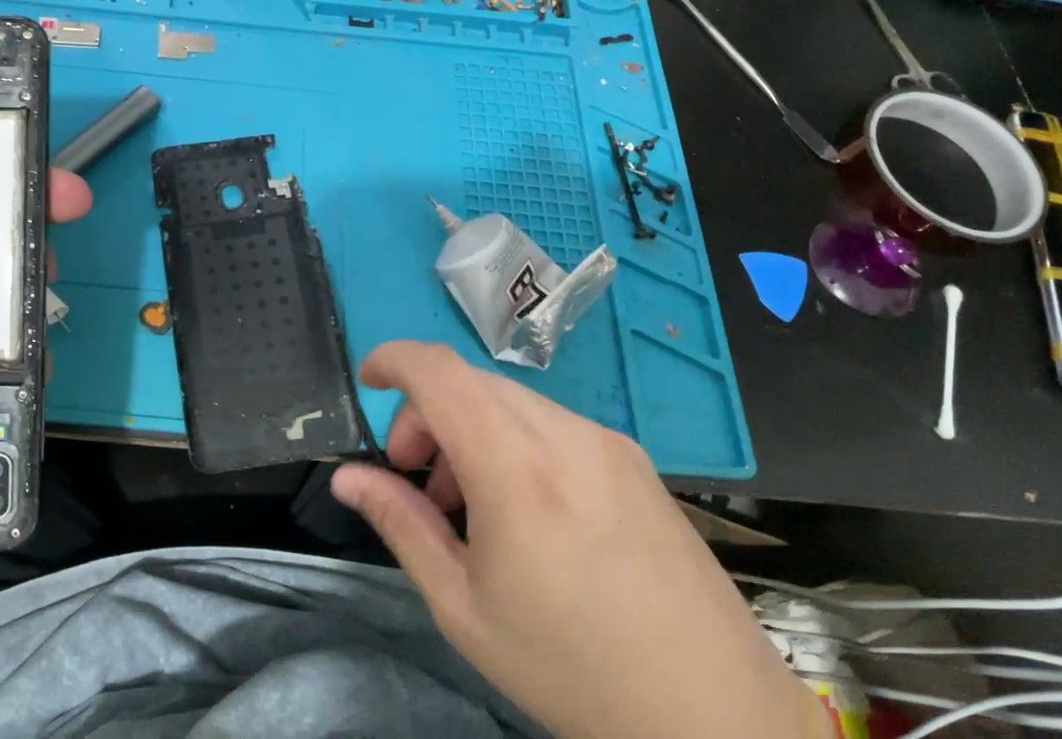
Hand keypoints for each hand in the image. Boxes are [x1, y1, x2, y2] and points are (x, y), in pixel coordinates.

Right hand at [331, 343, 822, 738]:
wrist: (713, 715)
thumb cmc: (570, 668)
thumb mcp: (462, 606)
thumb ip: (401, 525)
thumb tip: (347, 477)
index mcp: (518, 470)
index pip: (440, 373)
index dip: (392, 359)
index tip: (367, 382)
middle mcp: (568, 437)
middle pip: (470, 383)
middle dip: (425, 415)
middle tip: (417, 484)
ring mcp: (610, 444)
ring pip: (510, 401)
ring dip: (468, 429)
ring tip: (469, 508)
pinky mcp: (636, 460)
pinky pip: (551, 423)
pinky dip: (512, 441)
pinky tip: (522, 509)